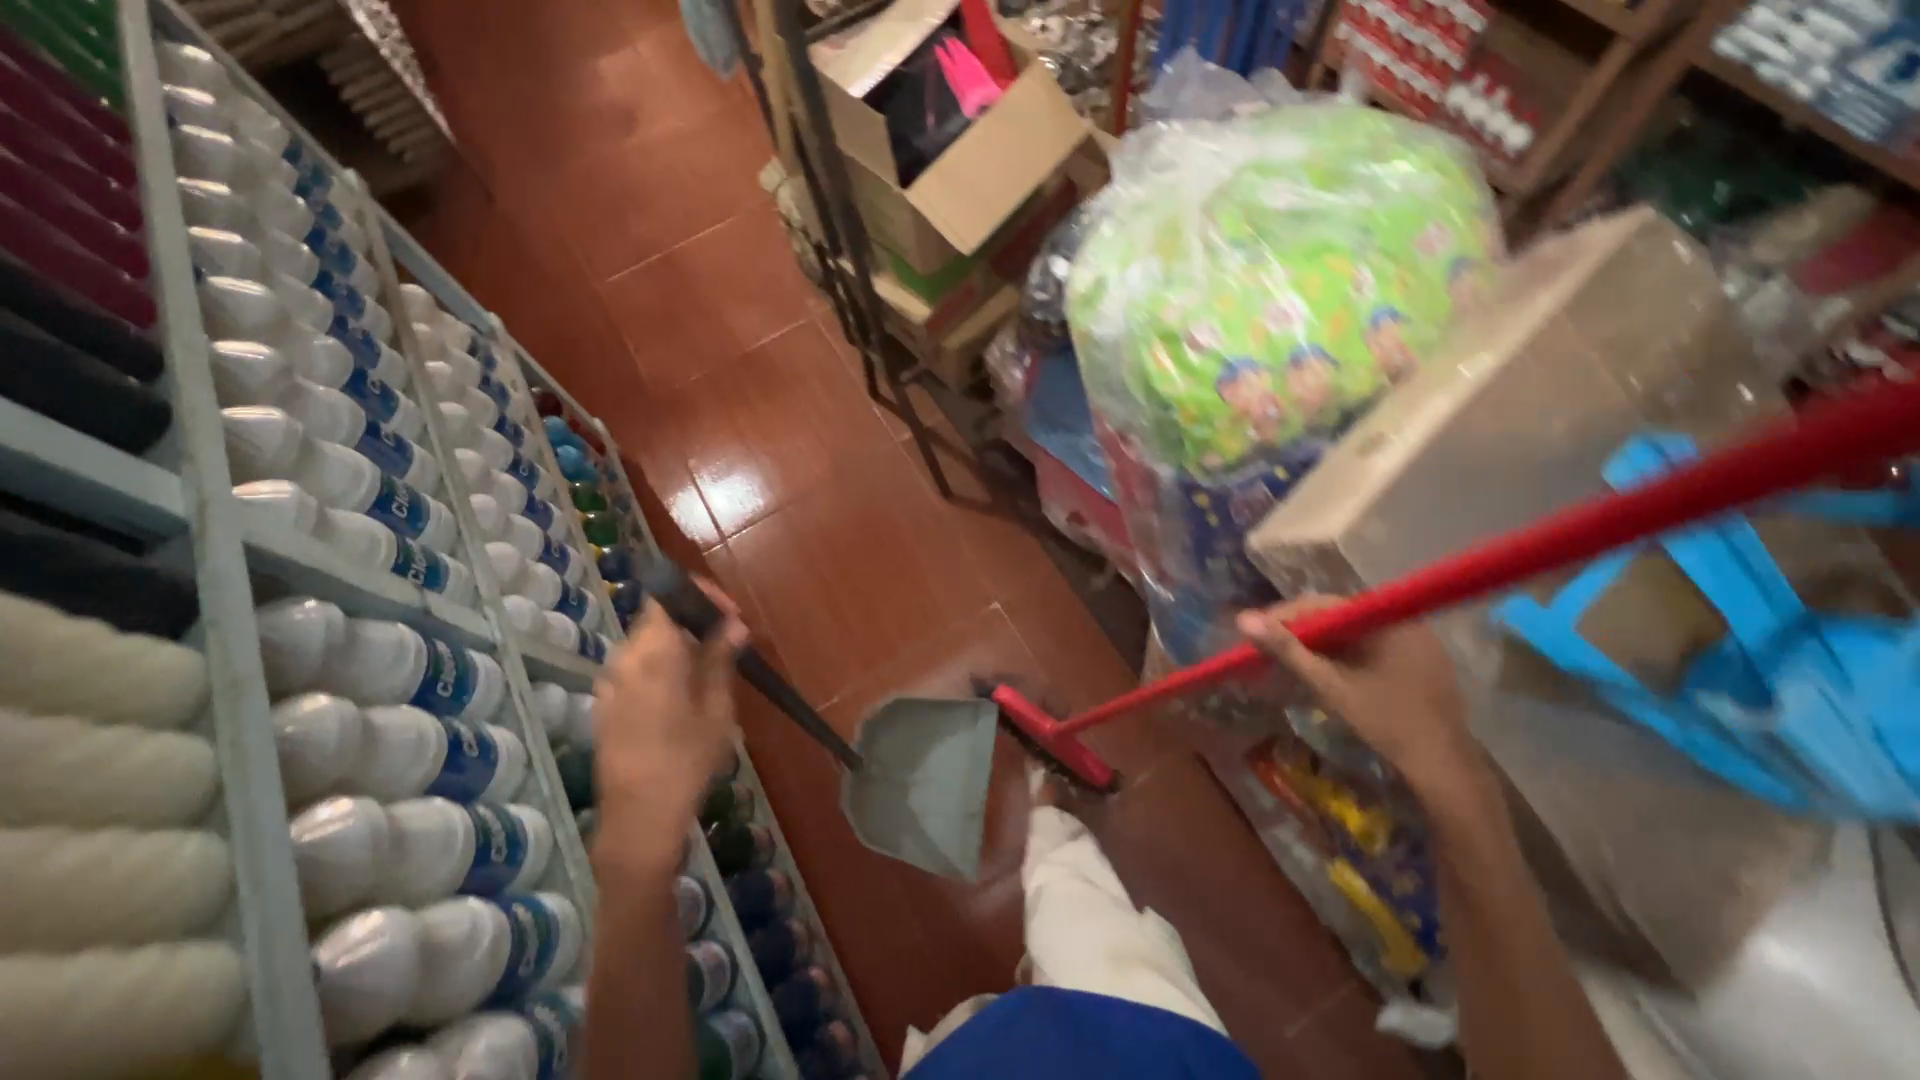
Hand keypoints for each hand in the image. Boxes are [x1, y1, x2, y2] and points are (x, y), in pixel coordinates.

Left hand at [592, 580, 748, 848]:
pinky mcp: (604, 703)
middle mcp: (624, 658)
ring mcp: (609, 681)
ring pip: (646, 644)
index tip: (730, 614)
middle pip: (657, 619)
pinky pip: (635, 668)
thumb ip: (721, 659)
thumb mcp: (717, 708)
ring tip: (711, 667)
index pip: (666, 595)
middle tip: (728, 640)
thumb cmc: (687, 760)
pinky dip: (660, 666)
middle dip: (693, 620)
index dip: (699, 594)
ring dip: (677, 644)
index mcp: (653, 653)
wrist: (639, 815)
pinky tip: (683, 694)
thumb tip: (733, 625)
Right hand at [1236, 595, 1485, 802]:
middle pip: (1340, 616)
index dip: (1286, 616)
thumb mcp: (1331, 685)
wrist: (1442, 767)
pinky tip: (1327, 673)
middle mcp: (1405, 621)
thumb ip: (1288, 651)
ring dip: (1322, 645)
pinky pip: (1373, 648)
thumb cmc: (1386, 722)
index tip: (1255, 632)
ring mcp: (1417, 643)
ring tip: (1291, 661)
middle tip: (1268, 649)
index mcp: (1387, 619)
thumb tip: (1243, 619)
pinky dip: (1345, 656)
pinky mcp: (1421, 663)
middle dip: (1302, 631)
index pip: (1325, 604)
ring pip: (1355, 634)